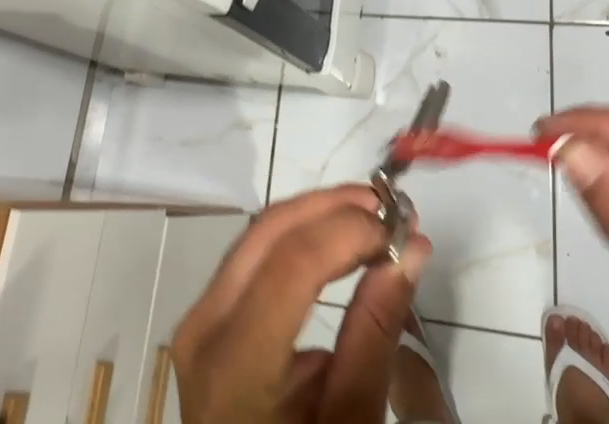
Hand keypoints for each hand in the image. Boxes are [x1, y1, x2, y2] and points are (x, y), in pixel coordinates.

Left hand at [172, 185, 431, 422]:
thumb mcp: (349, 419)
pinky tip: (338, 240)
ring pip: (258, 234)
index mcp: (236, 362)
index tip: (403, 228)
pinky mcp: (206, 316)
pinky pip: (251, 255)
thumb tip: (410, 249)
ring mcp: (198, 318)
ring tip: (375, 217)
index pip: (293, 263)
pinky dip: (298, 236)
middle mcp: (204, 324)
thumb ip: (375, 331)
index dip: (350, 231)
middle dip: (334, 207)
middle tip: (392, 207)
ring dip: (317, 214)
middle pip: (269, 233)